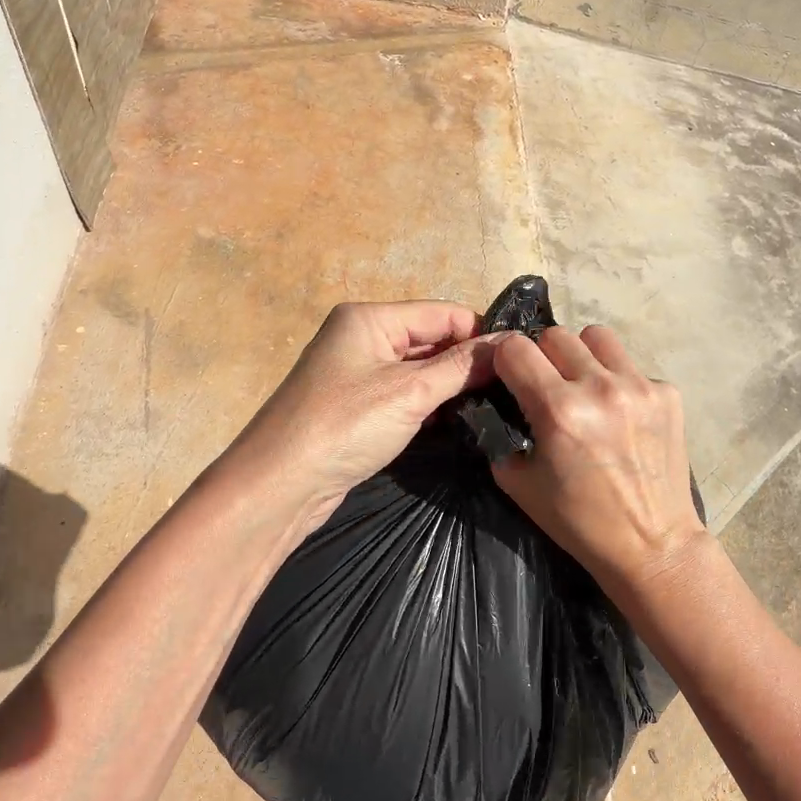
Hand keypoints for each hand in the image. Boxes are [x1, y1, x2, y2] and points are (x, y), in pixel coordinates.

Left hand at [209, 301, 503, 530]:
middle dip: (469, 362)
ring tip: (496, 405)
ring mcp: (359, 373)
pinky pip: (407, 394)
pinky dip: (433, 405)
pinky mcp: (359, 407)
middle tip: (514, 389)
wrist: (279, 487)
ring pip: (422, 370)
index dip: (482, 335)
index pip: (444, 313)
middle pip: (433, 339)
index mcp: (370, 318)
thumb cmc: (344, 426)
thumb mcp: (411, 392)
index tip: (521, 362)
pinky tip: (461, 422)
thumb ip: (463, 367)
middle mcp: (364, 337)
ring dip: (453, 387)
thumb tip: (511, 346)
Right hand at [490, 326, 707, 596]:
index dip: (505, 360)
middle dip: (543, 357)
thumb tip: (499, 407)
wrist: (652, 544)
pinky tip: (621, 415)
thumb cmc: (580, 523)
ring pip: (598, 337)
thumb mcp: (521, 486)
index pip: (516, 348)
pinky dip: (619, 382)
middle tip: (548, 387)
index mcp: (559, 410)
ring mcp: (640, 387)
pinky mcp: (668, 393)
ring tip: (585, 388)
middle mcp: (600, 388)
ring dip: (583, 356)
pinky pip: (632, 367)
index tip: (509, 376)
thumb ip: (502, 437)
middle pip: (556, 335)